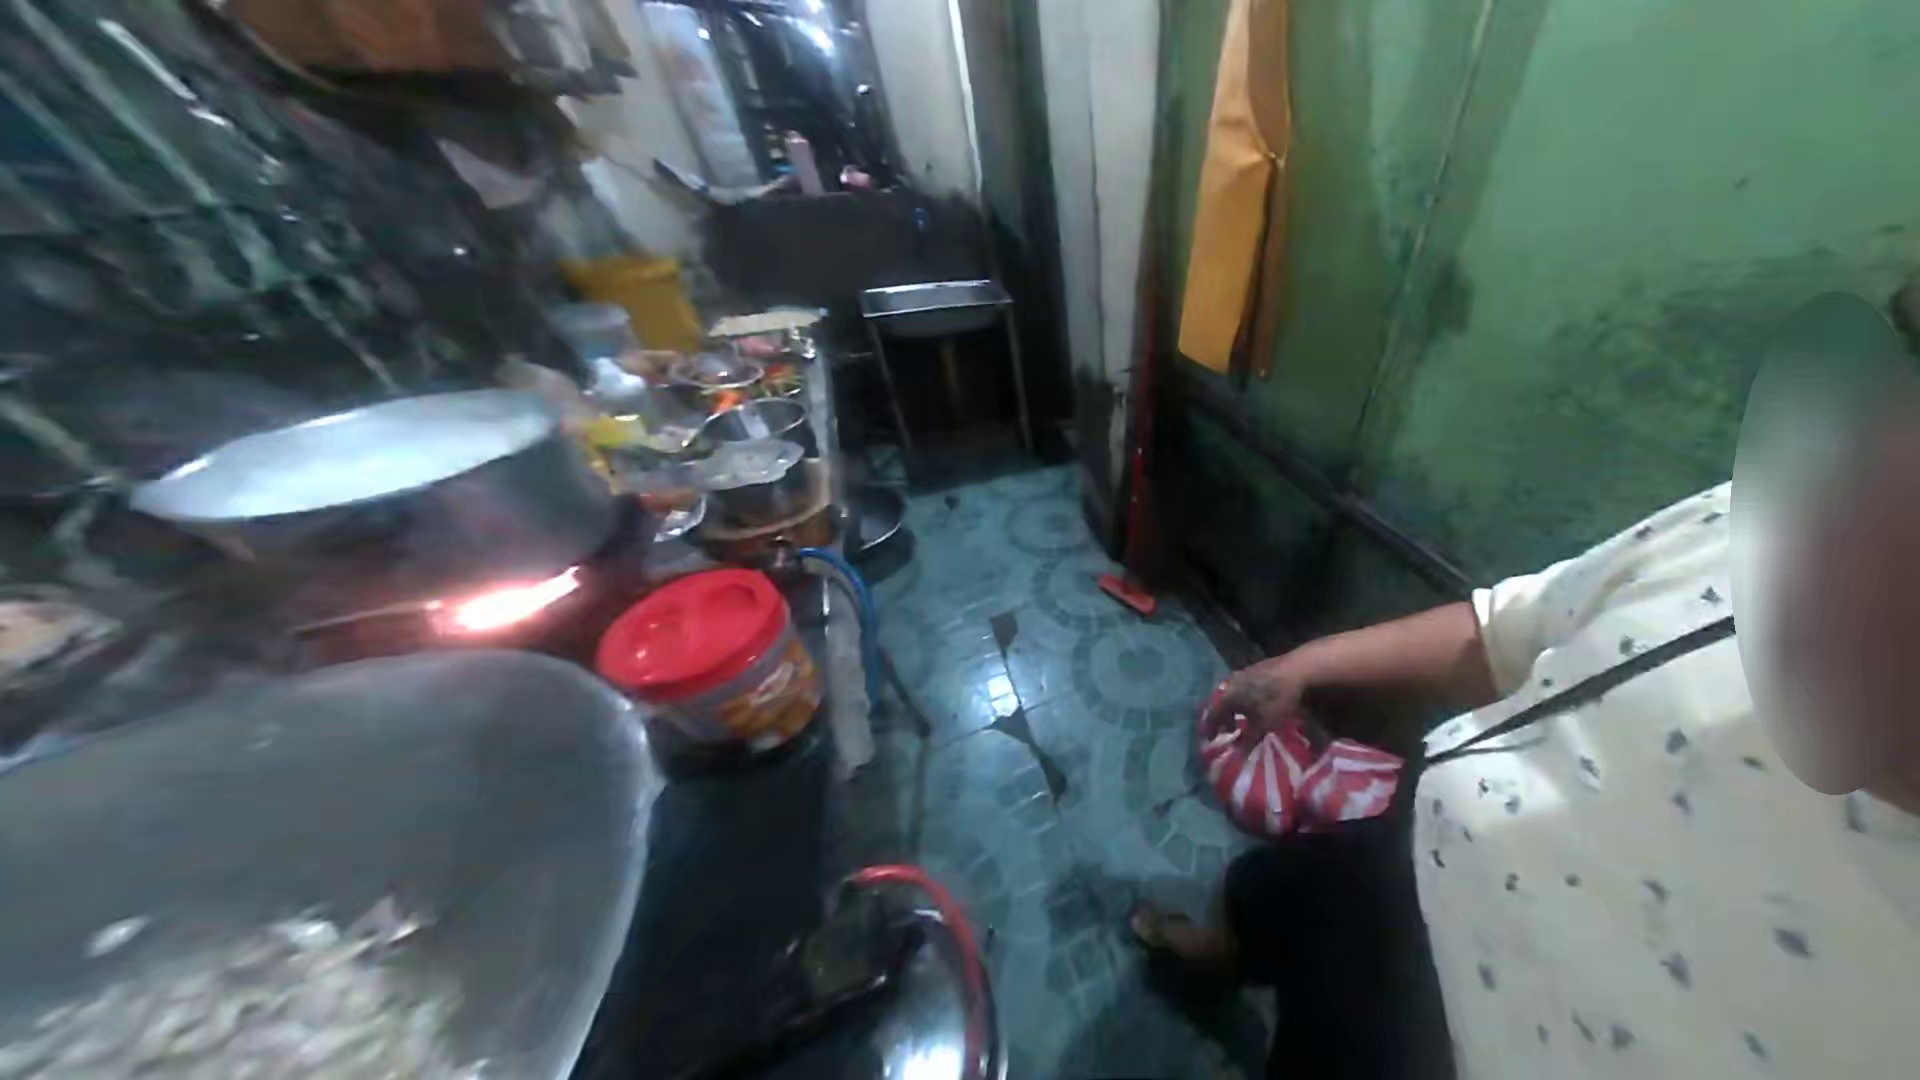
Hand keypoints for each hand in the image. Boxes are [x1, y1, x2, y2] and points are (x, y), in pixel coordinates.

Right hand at [1214, 653, 1313, 732]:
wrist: (1294, 671)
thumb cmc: (1275, 700)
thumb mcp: (1263, 725)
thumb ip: (1248, 740)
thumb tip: (1238, 757)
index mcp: (1226, 698)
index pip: (1212, 717)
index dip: (1210, 730)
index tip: (1212, 740)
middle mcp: (1228, 685)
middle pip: (1219, 705)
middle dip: (1224, 719)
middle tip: (1231, 731)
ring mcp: (1239, 675)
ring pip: (1230, 695)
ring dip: (1234, 709)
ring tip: (1244, 718)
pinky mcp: (1251, 670)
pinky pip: (1240, 688)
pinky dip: (1242, 699)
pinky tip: (1254, 703)